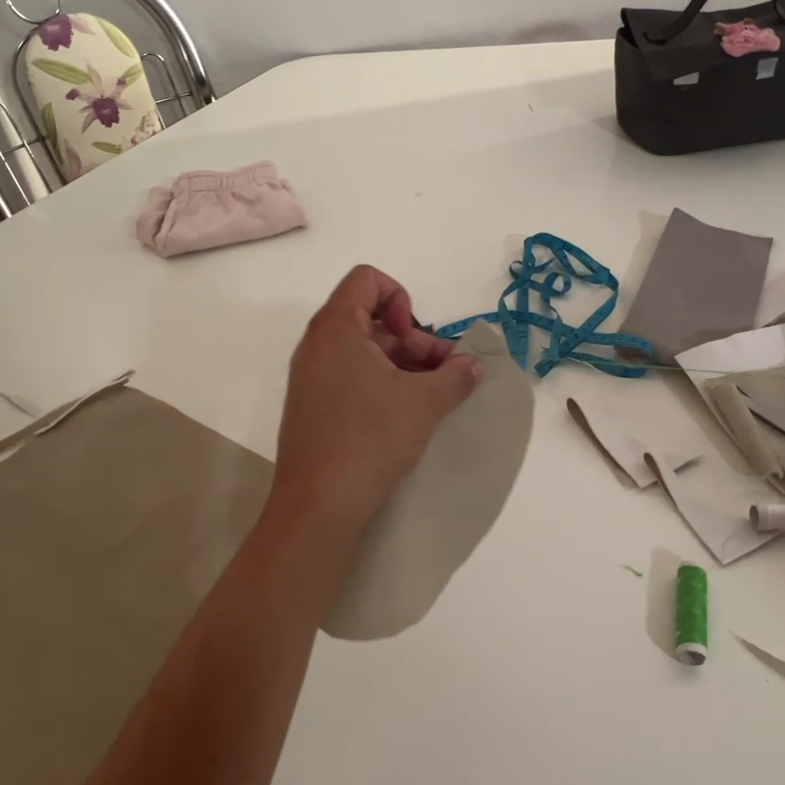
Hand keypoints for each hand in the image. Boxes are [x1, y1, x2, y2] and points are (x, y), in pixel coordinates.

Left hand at [268, 265, 482, 538]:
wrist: (319, 504)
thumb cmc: (370, 439)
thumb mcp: (424, 403)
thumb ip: (455, 376)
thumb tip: (473, 366)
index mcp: (336, 329)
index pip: (367, 280)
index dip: (401, 298)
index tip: (416, 338)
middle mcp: (317, 347)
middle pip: (371, 319)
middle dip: (414, 341)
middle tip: (444, 375)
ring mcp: (312, 380)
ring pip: (364, 353)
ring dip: (403, 367)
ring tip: (434, 399)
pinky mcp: (313, 410)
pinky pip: (351, 379)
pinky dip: (382, 386)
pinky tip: (407, 417)